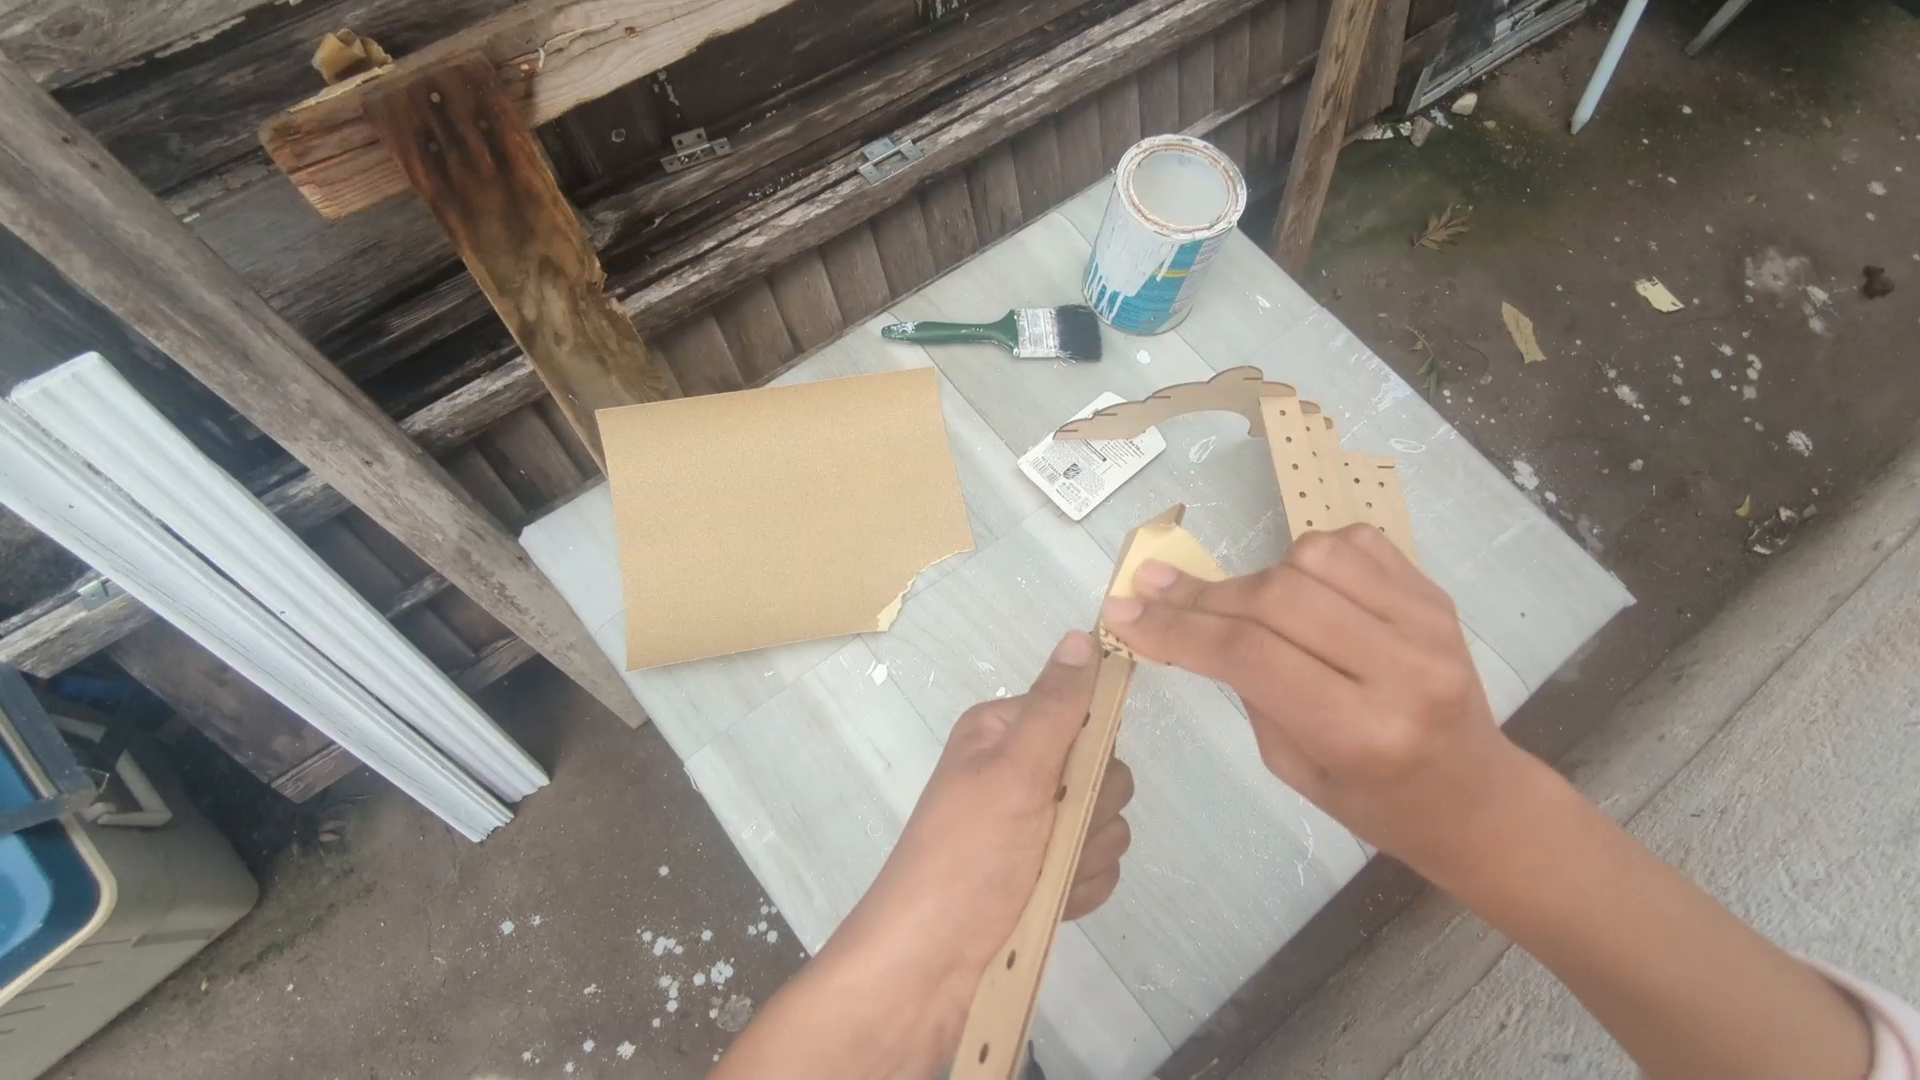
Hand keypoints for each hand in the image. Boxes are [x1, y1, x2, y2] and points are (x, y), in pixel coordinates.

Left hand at [839, 630, 1132, 1033]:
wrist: (930, 966)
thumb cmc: (967, 855)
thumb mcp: (1013, 771)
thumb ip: (1057, 707)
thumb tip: (1084, 634)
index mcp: (1005, 732)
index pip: (1083, 712)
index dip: (1088, 748)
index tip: (1069, 779)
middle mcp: (1022, 769)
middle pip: (1106, 771)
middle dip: (1087, 811)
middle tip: (1045, 833)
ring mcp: (1036, 824)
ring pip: (1109, 824)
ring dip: (1082, 856)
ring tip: (1039, 875)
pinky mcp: (1048, 871)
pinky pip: (1100, 867)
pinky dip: (1079, 888)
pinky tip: (1047, 900)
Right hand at [1101, 524, 1519, 873]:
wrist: (1472, 794)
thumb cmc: (1370, 798)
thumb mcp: (1288, 763)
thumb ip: (1245, 683)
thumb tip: (1180, 615)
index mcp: (1359, 732)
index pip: (1249, 656)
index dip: (1177, 627)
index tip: (1124, 610)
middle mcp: (1403, 671)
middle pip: (1276, 599)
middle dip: (1203, 595)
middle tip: (1158, 591)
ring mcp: (1428, 625)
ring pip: (1312, 557)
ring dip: (1259, 575)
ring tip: (1248, 606)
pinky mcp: (1437, 596)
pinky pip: (1353, 542)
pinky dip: (1307, 556)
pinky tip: (1300, 588)